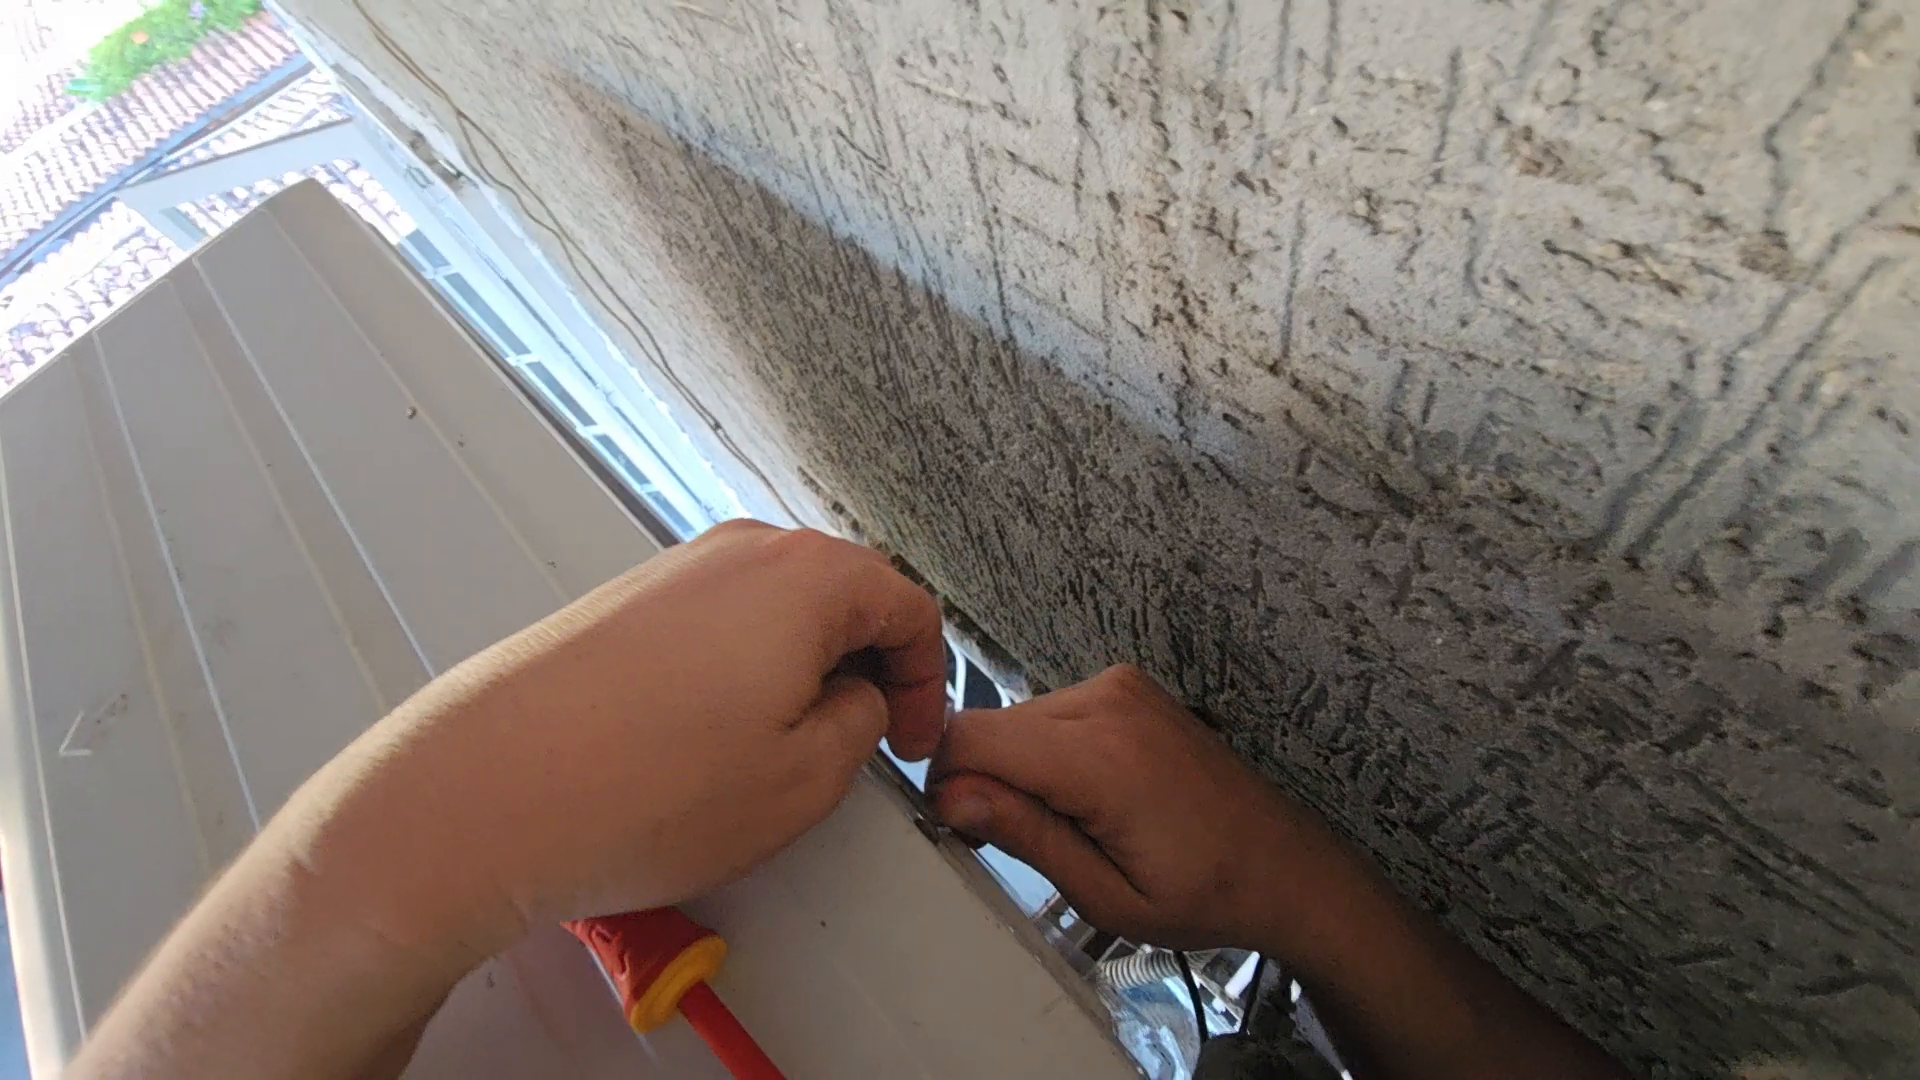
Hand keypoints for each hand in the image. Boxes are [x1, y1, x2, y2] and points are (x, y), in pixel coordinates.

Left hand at [285, 520, 946, 957]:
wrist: (480, 794)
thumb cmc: (639, 787)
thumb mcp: (806, 777)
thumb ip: (865, 723)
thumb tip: (857, 700)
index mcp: (808, 577)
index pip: (910, 607)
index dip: (929, 680)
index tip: (912, 733)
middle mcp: (747, 551)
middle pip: (849, 594)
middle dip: (872, 664)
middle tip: (865, 732)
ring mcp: (684, 566)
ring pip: (786, 605)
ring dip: (810, 663)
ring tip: (788, 737)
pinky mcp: (636, 595)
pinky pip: (728, 616)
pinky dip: (752, 661)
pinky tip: (722, 724)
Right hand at [929, 664, 1335, 950]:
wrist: (1282, 862)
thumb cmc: (1201, 894)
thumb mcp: (1106, 896)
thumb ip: (1024, 835)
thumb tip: (947, 796)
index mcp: (1100, 757)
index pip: (971, 736)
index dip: (946, 780)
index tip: (963, 825)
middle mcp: (1105, 700)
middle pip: (992, 725)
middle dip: (988, 778)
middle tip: (1033, 835)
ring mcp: (1118, 682)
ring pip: (1019, 716)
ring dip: (1020, 764)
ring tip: (1072, 813)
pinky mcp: (1125, 681)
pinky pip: (1052, 709)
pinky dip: (1049, 746)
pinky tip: (1087, 785)